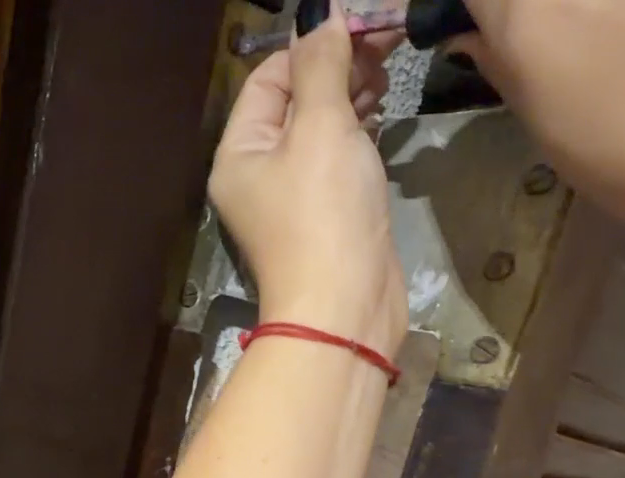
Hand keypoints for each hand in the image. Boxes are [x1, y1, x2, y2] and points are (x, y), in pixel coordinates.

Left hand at [209, 9, 406, 356]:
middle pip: (293, 102)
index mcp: (238, 154)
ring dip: (349, 96)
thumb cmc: (323, 213)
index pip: (267, 80)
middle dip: (335, 69)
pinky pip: (335, 157)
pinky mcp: (323, 212)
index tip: (362, 27)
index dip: (310, 48)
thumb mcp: (320, 128)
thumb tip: (322, 21)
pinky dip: (356, 131)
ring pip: (317, 129)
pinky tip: (380, 113)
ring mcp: (290, 196)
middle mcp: (256, 174)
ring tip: (386, 76)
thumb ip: (320, 69)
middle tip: (385, 47)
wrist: (342, 303)